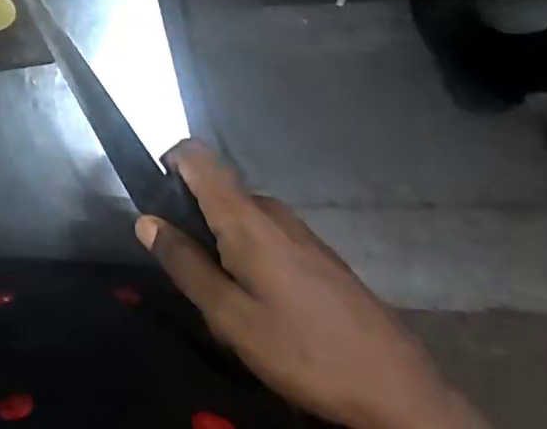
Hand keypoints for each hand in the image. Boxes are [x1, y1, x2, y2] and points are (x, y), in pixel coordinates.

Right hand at [139, 141, 486, 428]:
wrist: (400, 392)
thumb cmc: (305, 351)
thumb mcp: (230, 317)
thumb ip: (184, 264)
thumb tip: (145, 221)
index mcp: (245, 217)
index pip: (197, 155)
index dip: (168, 162)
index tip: (157, 202)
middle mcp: (271, 211)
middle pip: (216, 190)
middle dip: (193, 223)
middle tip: (194, 279)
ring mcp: (299, 230)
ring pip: (241, 218)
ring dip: (222, 246)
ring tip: (230, 304)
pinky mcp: (318, 254)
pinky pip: (267, 237)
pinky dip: (250, 258)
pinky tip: (265, 310)